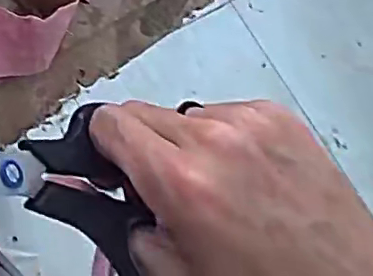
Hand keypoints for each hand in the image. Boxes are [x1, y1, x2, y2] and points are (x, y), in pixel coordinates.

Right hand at [90, 101, 372, 275]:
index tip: (105, 158)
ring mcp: (248, 120)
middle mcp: (213, 137)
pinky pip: (225, 112)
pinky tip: (247, 175)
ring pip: (183, 113)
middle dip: (142, 146)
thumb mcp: (182, 274)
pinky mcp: (276, 114)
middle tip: (161, 184)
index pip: (110, 121)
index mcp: (182, 180)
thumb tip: (96, 193)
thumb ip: (130, 226)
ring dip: (185, 141)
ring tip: (216, 185)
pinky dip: (224, 136)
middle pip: (142, 111)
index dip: (100, 142)